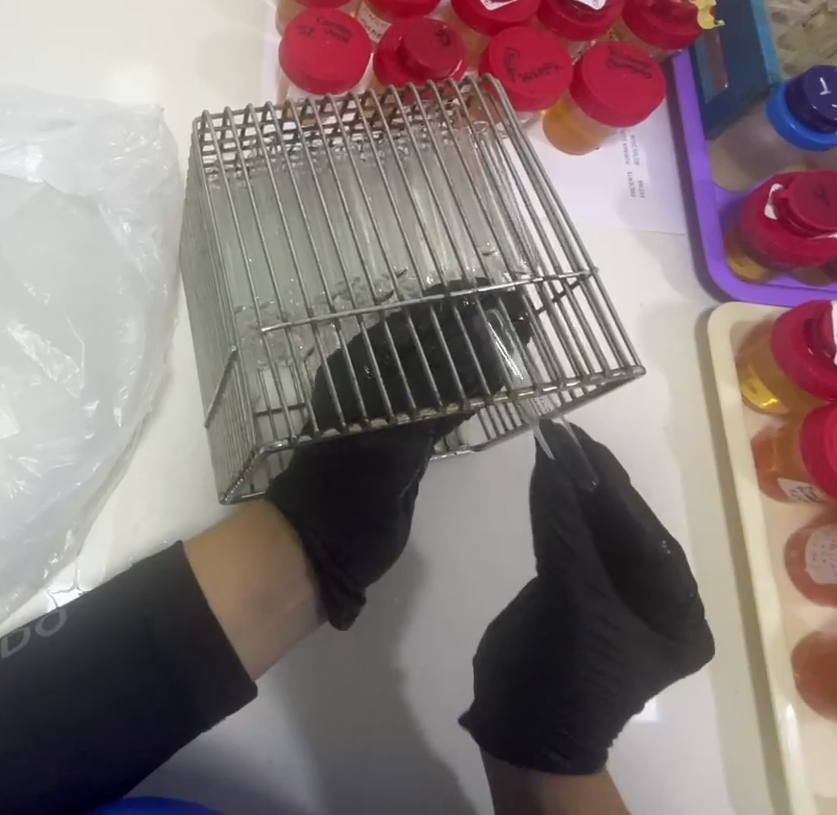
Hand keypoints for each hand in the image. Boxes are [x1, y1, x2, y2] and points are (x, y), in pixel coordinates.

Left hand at [264, 282, 530, 629]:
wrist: (323, 545)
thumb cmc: (343, 485)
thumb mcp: (386, 439)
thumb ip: (429, 401)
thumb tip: (472, 356)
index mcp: (354, 372)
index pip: (407, 328)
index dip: (445, 309)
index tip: (485, 291)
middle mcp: (371, 387)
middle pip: (426, 349)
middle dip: (467, 330)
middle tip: (512, 311)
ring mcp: (390, 416)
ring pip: (438, 378)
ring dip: (473, 360)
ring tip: (513, 335)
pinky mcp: (406, 445)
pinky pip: (441, 410)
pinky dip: (467, 395)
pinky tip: (495, 381)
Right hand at [460, 420, 712, 774]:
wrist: (523, 730)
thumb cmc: (566, 676)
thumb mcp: (574, 603)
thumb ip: (566, 532)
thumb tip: (553, 461)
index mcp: (678, 615)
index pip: (648, 538)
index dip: (613, 490)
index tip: (582, 445)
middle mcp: (653, 601)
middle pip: (623, 529)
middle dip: (593, 483)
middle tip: (565, 433)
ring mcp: (610, 597)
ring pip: (593, 531)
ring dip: (570, 489)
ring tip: (551, 443)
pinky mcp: (572, 592)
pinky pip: (566, 542)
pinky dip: (552, 510)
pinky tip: (542, 477)